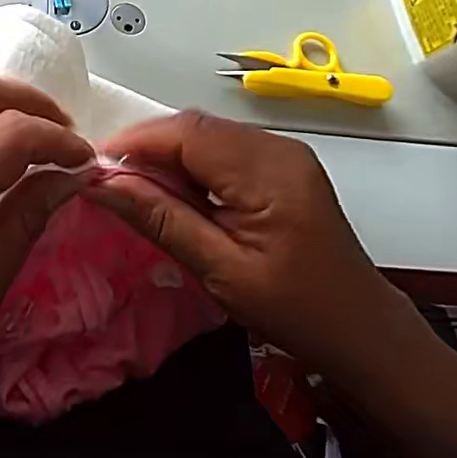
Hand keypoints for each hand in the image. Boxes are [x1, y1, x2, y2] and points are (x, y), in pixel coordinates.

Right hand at [86, 111, 423, 370]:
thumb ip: (161, 219)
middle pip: (195, 127)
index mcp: (269, 172)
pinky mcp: (279, 163)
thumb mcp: (221, 271)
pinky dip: (188, 163)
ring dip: (165, 154)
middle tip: (108, 179)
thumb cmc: (296, 310)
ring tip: (133, 187)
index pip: (188, 134)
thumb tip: (103, 184)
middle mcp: (277, 147)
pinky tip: (172, 190)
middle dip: (146, 147)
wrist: (362, 330)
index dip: (135, 142)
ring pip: (205, 133)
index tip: (94, 165)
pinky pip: (221, 148)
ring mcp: (281, 151)